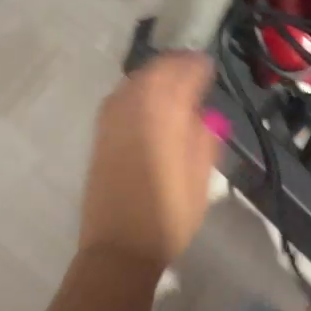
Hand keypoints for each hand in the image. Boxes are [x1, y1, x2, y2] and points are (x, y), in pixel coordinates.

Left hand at [77, 51, 220, 270]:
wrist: (119, 247)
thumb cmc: (167, 218)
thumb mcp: (200, 181)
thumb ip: (204, 140)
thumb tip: (205, 116)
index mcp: (165, 116)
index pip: (183, 75)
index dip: (197, 66)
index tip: (209, 65)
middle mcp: (137, 107)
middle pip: (157, 70)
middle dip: (176, 63)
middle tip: (192, 66)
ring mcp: (114, 117)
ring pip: (136, 78)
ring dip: (155, 71)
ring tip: (171, 76)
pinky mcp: (101, 130)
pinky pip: (120, 93)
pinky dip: (136, 86)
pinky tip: (145, 94)